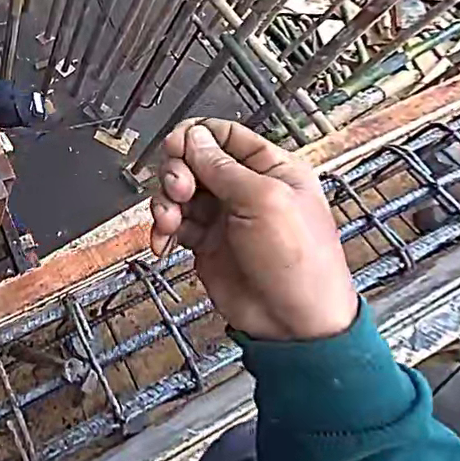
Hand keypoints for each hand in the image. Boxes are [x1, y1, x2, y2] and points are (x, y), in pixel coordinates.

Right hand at [148, 119, 357, 340]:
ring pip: (177, 191)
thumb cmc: (298, 263)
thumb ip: (223, 167)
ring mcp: (222, 215)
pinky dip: (162, 229)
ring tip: (169, 224)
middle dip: (176, 173)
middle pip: (193, 160)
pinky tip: (163, 243)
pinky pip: (173, 223)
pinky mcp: (204, 241)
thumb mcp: (263, 202)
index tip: (175, 147)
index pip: (224, 135)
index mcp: (270, 170)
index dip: (195, 136)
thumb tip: (193, 136)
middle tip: (179, 191)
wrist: (292, 326)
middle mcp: (243, 188)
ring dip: (165, 203)